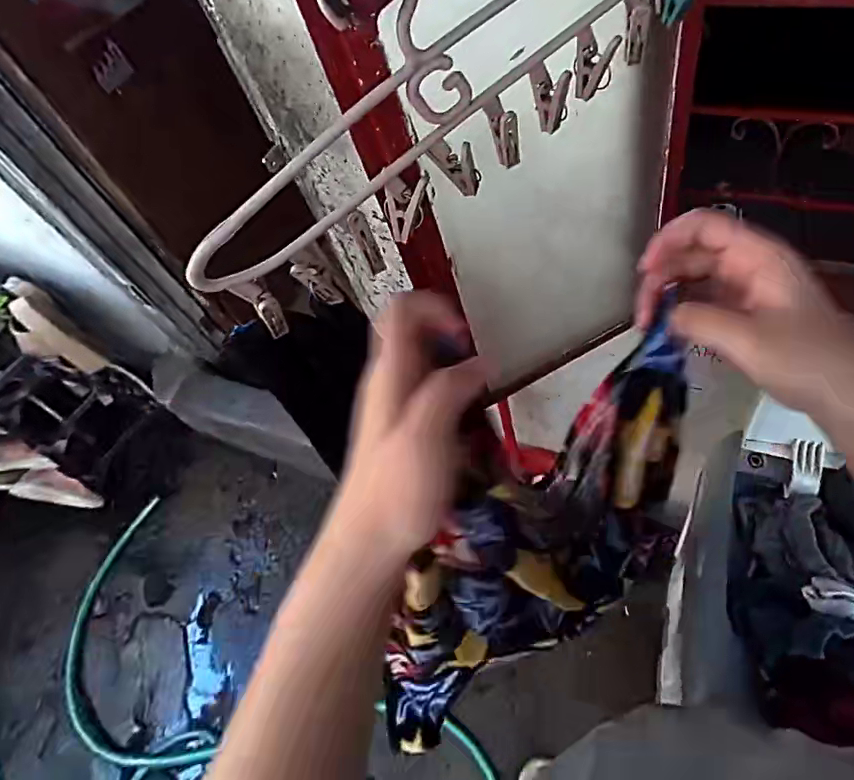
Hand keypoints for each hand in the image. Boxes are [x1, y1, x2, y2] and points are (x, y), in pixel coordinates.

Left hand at [332, 292, 488, 560]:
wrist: (368, 547)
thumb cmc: (396, 491)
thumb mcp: (428, 433)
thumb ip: (451, 388)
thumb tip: (481, 362)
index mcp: (389, 374)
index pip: (401, 309)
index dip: (435, 306)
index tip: (466, 335)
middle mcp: (389, 381)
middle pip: (415, 329)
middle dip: (452, 331)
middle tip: (482, 358)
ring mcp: (396, 403)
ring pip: (426, 358)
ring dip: (457, 360)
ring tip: (485, 383)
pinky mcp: (407, 427)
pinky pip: (433, 386)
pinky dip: (456, 385)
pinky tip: (474, 412)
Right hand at [634, 210, 853, 418]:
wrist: (848, 393)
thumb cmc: (804, 360)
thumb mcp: (746, 340)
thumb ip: (698, 320)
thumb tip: (667, 315)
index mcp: (758, 255)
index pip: (705, 225)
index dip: (669, 238)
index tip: (645, 269)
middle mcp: (753, 264)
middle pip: (696, 251)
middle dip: (663, 274)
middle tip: (641, 311)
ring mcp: (752, 287)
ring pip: (700, 276)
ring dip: (671, 294)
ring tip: (649, 323)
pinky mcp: (752, 312)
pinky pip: (710, 299)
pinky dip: (687, 310)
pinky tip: (672, 330)